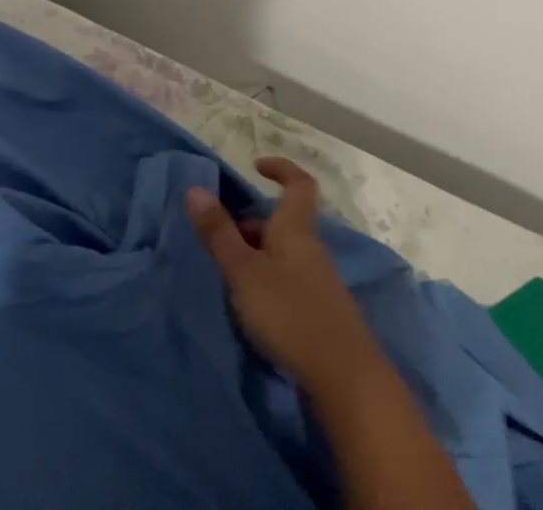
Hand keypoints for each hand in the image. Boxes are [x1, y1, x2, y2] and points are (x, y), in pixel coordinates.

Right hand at [188, 157, 379, 386]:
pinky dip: (265, 281)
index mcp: (296, 230)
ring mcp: (318, 281)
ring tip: (226, 278)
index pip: (299, 185)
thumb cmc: (290, 313)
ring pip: (281, 254)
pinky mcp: (319, 311)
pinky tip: (249, 306)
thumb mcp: (244, 272)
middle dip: (248, 225)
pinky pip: (287, 280)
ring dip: (253, 256)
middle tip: (216, 242)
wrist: (345, 376)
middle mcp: (311, 250)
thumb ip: (219, 233)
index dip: (281, 169)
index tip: (257, 166)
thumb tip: (196, 190)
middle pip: (281, 224)